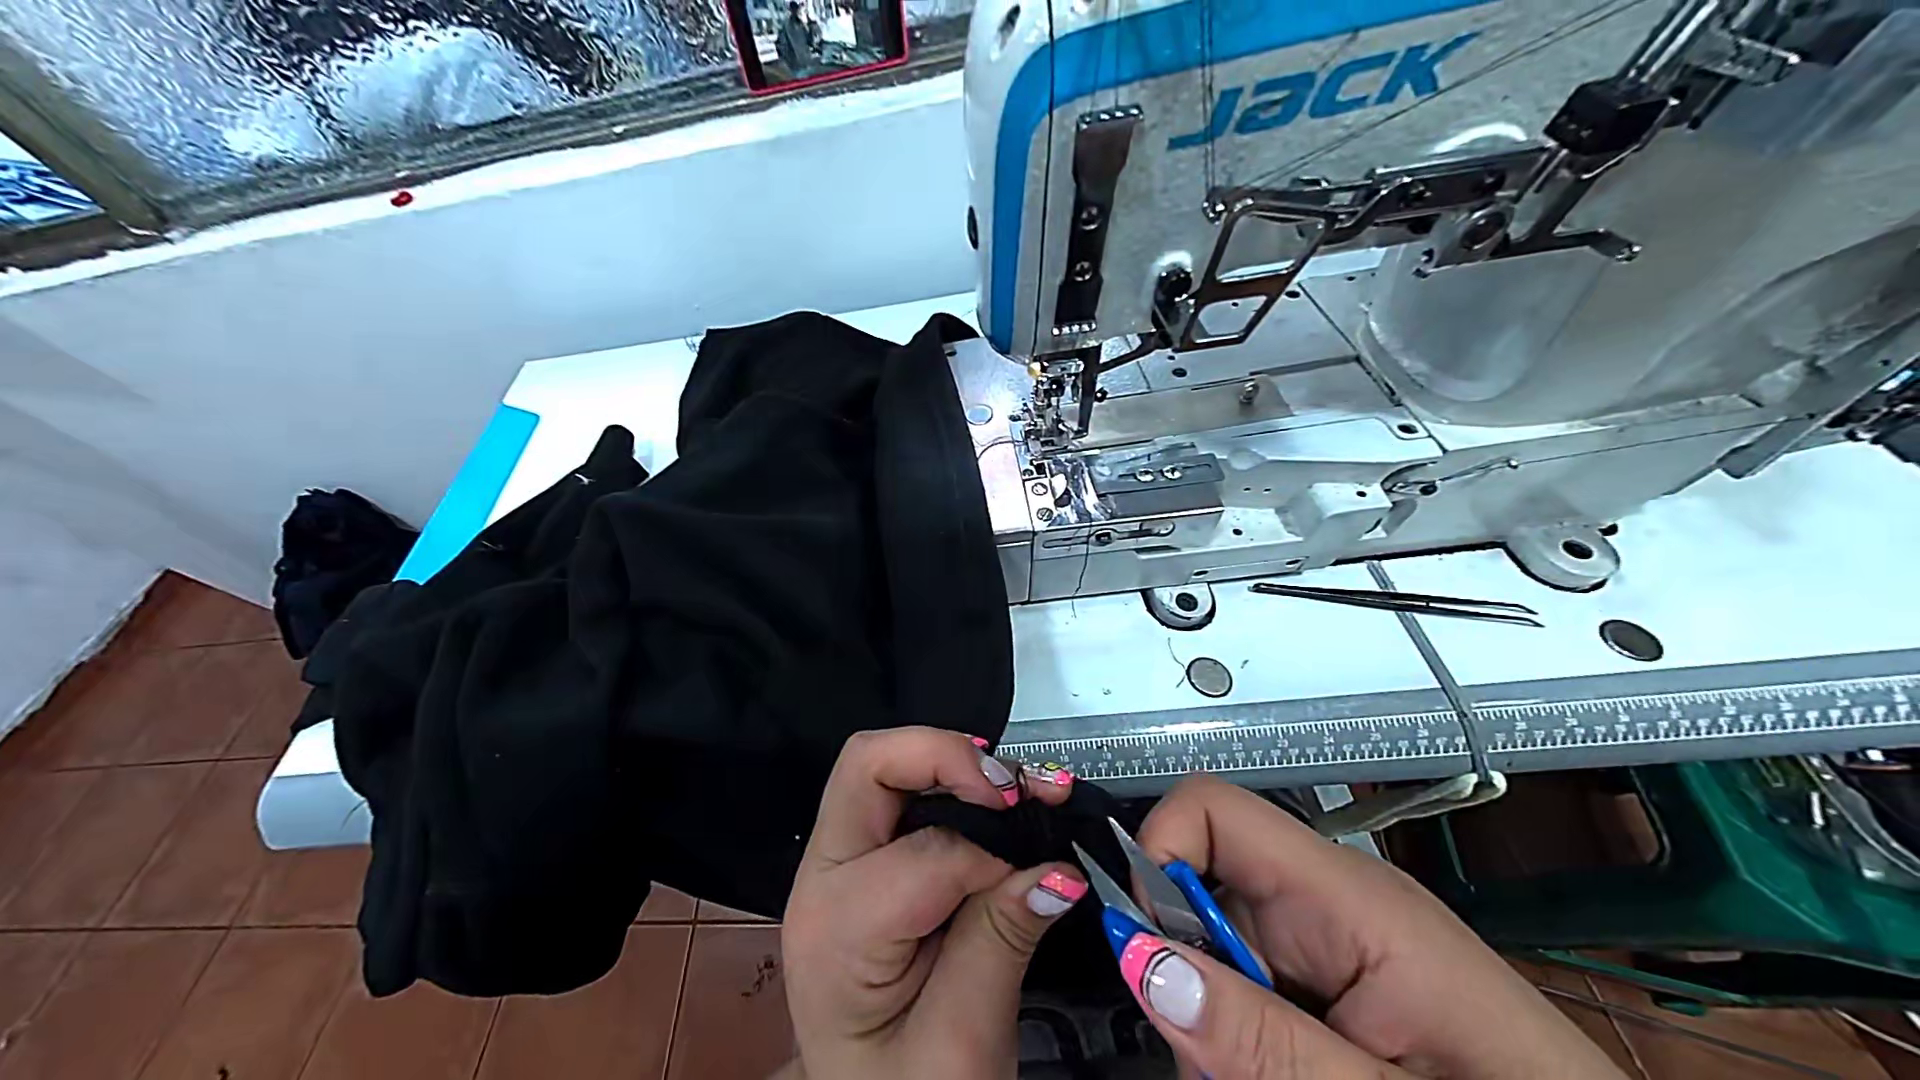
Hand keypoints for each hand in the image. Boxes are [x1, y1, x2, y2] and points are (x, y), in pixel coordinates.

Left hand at [781, 727, 1084, 1078]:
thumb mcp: (963, 1041)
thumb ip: (1002, 939)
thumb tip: (1056, 866)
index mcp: (836, 928)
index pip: (924, 852)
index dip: (991, 852)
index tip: (1040, 870)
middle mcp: (823, 876)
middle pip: (870, 765)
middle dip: (947, 757)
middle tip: (1014, 790)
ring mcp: (836, 860)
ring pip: (884, 764)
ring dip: (954, 761)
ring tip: (1018, 788)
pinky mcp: (861, 856)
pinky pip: (900, 791)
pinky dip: (952, 780)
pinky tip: (995, 798)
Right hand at [1120, 774, 1627, 1078]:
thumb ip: (1261, 1037)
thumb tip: (1135, 956)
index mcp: (1346, 895)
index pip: (1213, 808)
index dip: (1157, 853)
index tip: (1144, 951)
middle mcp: (1326, 901)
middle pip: (1199, 894)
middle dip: (1185, 976)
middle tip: (1223, 1068)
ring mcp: (1328, 945)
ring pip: (1214, 954)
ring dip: (1215, 1027)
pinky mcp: (1332, 986)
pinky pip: (1248, 992)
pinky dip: (1242, 1044)